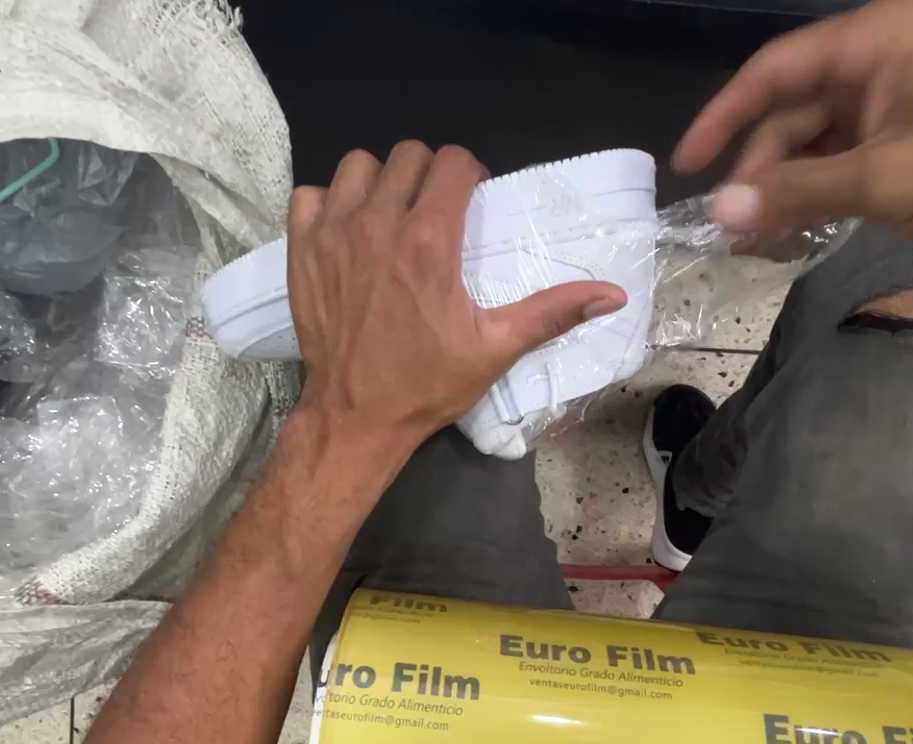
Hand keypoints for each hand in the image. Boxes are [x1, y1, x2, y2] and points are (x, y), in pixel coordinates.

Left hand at [287, 142, 625, 455]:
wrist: (357, 417)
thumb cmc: (426, 386)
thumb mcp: (494, 351)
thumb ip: (551, 314)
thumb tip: (612, 296)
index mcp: (429, 241)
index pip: (453, 162)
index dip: (468, 175)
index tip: (470, 203)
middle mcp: (378, 224)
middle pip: (408, 157)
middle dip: (428, 176)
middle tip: (434, 213)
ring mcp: (332, 235)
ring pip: (357, 167)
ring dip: (379, 182)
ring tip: (390, 217)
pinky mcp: (300, 251)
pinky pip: (310, 197)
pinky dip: (328, 205)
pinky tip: (344, 233)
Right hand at [674, 0, 912, 257]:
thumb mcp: (884, 179)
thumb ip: (795, 192)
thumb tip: (717, 212)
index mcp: (880, 38)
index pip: (773, 71)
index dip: (723, 118)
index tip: (686, 167)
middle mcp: (892, 53)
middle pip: (797, 109)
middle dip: (761, 168)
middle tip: (737, 228)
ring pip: (824, 136)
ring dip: (791, 185)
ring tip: (765, 237)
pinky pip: (856, 153)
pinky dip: (826, 188)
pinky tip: (808, 224)